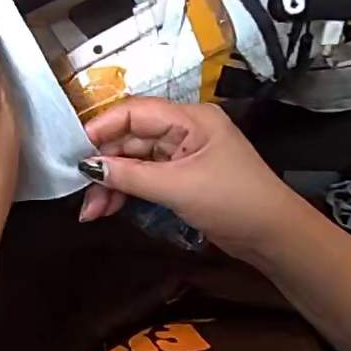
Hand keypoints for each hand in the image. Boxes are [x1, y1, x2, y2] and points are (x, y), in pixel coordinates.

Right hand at [78, 99, 309, 256]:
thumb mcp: (178, 187)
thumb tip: (90, 167)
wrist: (274, 237)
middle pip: (130, 140)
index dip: (102, 128)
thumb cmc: (235, 201)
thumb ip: (131, 176)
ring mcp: (180, 156)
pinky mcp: (178, 179)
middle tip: (79, 188)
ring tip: (91, 210)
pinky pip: (142, 179)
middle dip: (104, 165)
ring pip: (132, 163)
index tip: (76, 149)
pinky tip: (106, 208)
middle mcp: (183, 132)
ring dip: (110, 184)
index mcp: (190, 119)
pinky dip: (124, 193)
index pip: (135, 112)